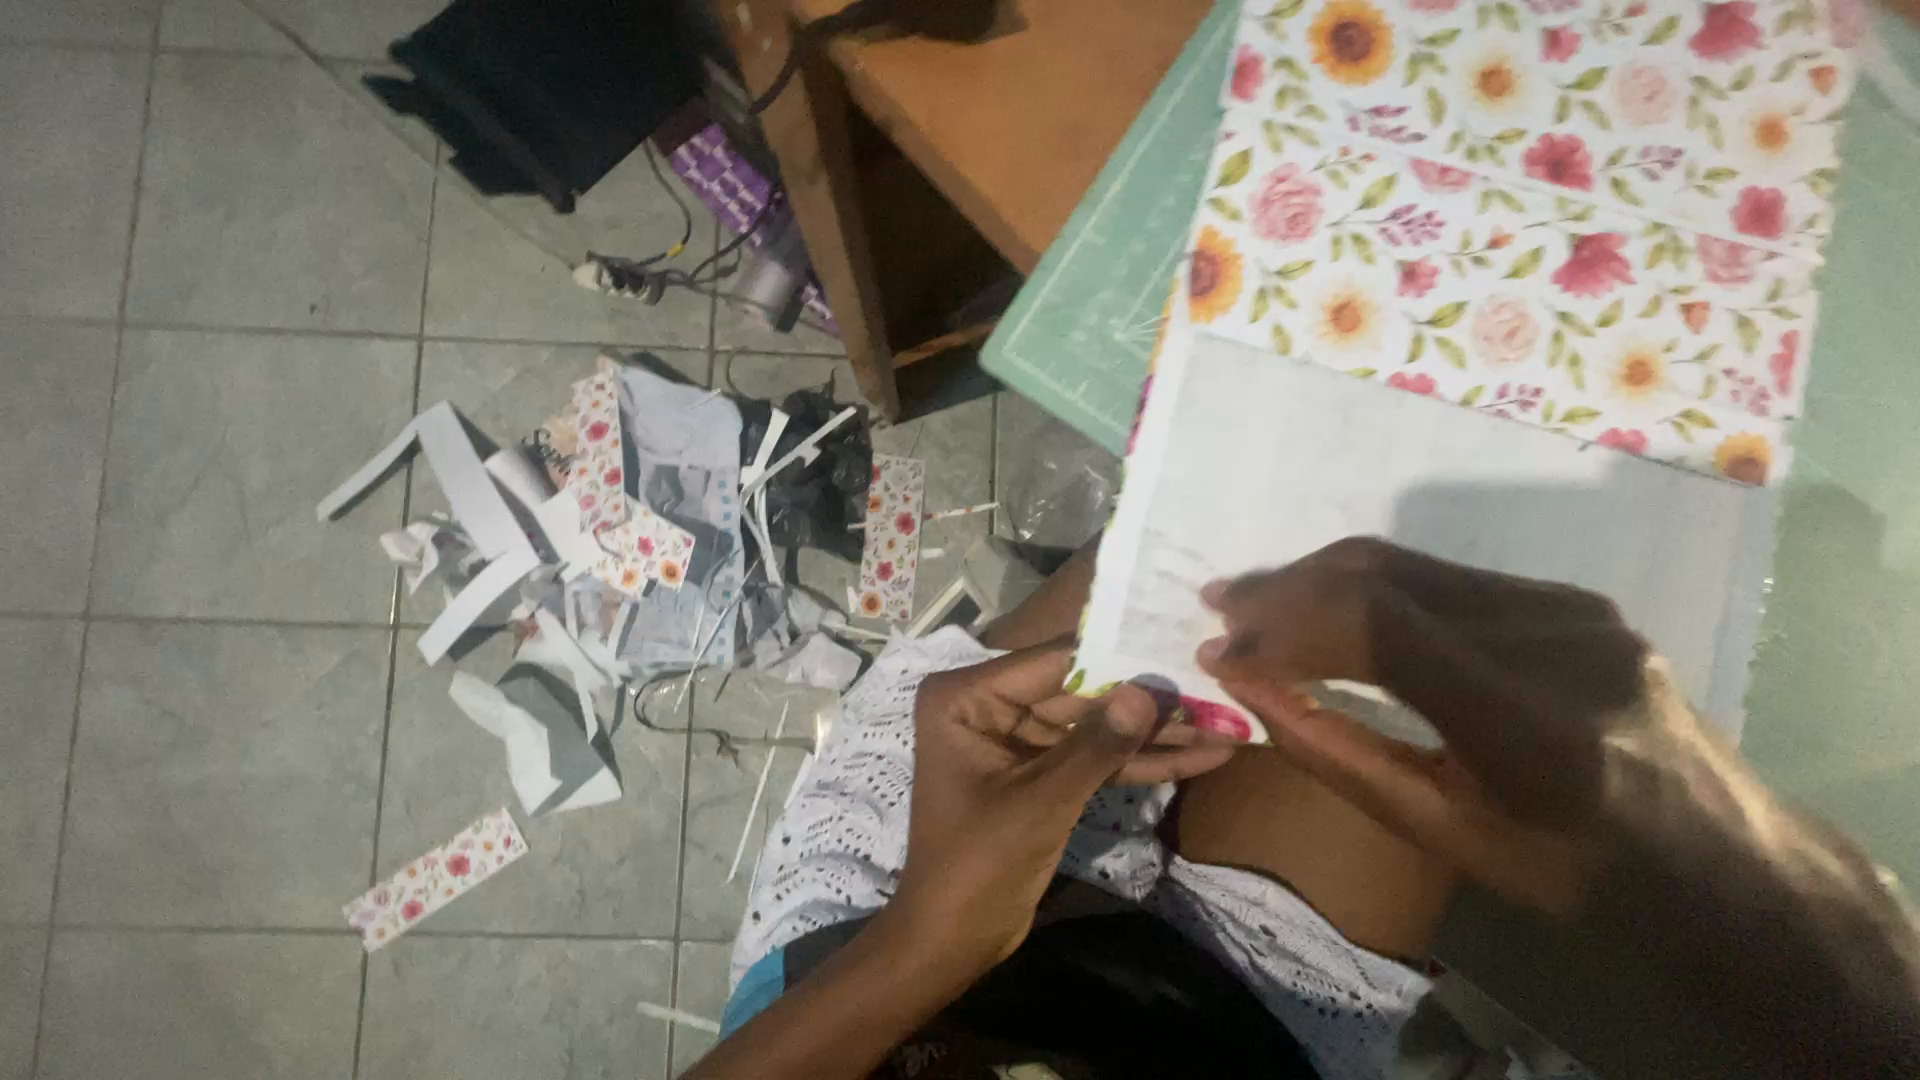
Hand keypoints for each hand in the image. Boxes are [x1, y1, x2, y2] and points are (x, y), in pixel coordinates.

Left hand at [890, 640, 1236, 975]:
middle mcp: (988, 705)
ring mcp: (1017, 738)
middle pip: (1079, 692)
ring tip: (1225, 725)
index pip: (1051, 663)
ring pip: (1093, 726)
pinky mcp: (1041, 772)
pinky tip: (1199, 756)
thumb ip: (1096, 745)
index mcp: (965, 696)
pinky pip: (1092, 757)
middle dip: (1145, 702)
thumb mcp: (1041, 801)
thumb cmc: (978, 864)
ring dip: (1154, 733)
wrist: (953, 940)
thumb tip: (1148, 692)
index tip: (1176, 646)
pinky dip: (1139, 762)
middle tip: (1215, 689)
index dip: (1116, 658)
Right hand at [1194, 537, 1675, 917]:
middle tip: (1220, 608)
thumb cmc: (1572, 870)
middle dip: (1285, 588)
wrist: (1726, 860)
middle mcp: (1556, 644)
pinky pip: (1438, 577)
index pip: (1381, 628)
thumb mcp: (1440, 831)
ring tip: (1255, 601)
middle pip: (1384, 577)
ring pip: (1405, 564)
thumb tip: (1246, 686)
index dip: (1286, 625)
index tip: (1223, 649)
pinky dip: (1365, 588)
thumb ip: (1333, 751)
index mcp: (1532, 726)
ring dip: (1316, 579)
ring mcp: (1570, 610)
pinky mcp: (1568, 598)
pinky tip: (1329, 606)